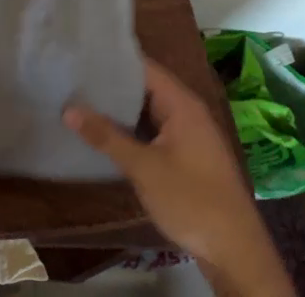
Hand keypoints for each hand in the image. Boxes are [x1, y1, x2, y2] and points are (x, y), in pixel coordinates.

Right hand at [64, 59, 291, 296]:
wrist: (235, 252)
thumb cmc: (191, 200)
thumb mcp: (143, 167)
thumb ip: (106, 136)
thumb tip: (68, 109)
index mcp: (182, 104)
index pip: (143, 66)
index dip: (112, 58)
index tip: (78, 51)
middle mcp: (188, 112)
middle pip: (144, 86)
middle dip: (109, 82)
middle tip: (70, 74)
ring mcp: (189, 135)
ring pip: (147, 110)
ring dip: (118, 107)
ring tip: (77, 96)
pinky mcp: (186, 156)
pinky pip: (153, 129)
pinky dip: (130, 127)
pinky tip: (102, 130)